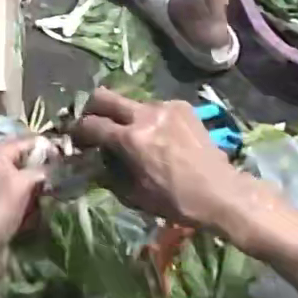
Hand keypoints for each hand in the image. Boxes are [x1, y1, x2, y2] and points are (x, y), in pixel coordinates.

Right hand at [73, 89, 255, 228]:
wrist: (223, 193)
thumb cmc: (176, 201)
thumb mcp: (134, 195)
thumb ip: (107, 174)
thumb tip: (92, 163)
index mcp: (130, 139)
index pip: (90, 124)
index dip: (77, 130)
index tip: (74, 137)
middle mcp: (144, 115)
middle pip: (103, 96)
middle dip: (91, 108)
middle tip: (92, 122)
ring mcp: (165, 107)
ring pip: (131, 102)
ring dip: (124, 115)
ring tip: (132, 134)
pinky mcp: (181, 106)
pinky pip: (154, 107)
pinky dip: (149, 118)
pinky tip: (158, 135)